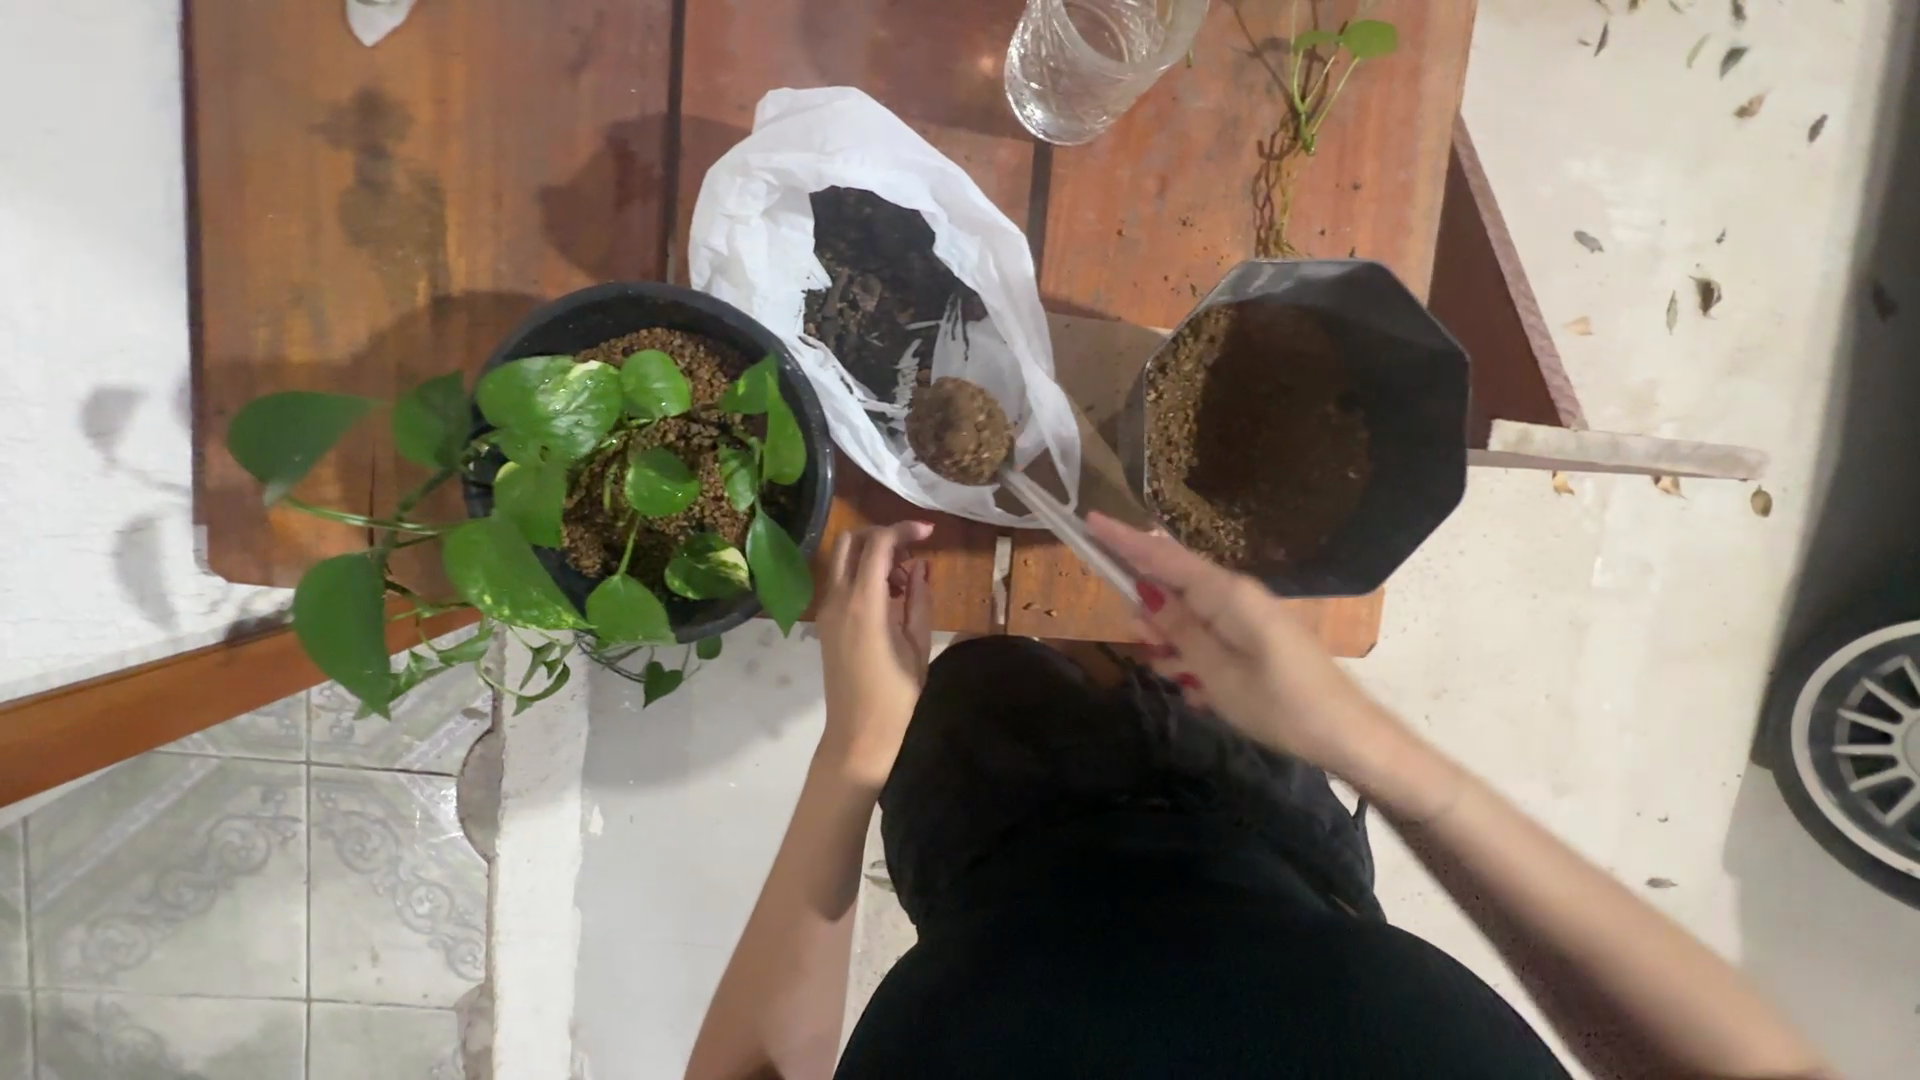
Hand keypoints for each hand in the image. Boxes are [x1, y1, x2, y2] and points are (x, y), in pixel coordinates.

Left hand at [814, 521, 934, 785]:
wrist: (859, 735)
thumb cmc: (898, 696)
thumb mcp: (918, 644)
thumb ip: (919, 598)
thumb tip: (921, 565)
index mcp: (864, 603)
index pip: (878, 543)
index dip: (904, 529)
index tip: (930, 532)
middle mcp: (838, 599)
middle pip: (851, 541)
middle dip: (882, 535)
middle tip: (914, 550)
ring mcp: (827, 611)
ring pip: (843, 560)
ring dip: (872, 555)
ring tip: (906, 579)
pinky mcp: (826, 623)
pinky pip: (841, 582)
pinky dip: (863, 574)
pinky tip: (889, 596)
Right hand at [1087, 513, 1386, 774]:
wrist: (1348, 734)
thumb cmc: (1282, 706)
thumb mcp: (1217, 674)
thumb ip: (1178, 631)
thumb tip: (1143, 592)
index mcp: (1226, 595)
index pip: (1164, 557)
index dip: (1124, 540)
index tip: (1089, 520)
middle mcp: (1235, 596)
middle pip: (1171, 586)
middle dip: (1149, 614)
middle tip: (1150, 651)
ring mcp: (1246, 615)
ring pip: (1186, 616)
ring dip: (1171, 644)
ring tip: (1181, 680)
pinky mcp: (1253, 636)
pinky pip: (1207, 636)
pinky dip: (1194, 659)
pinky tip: (1200, 690)